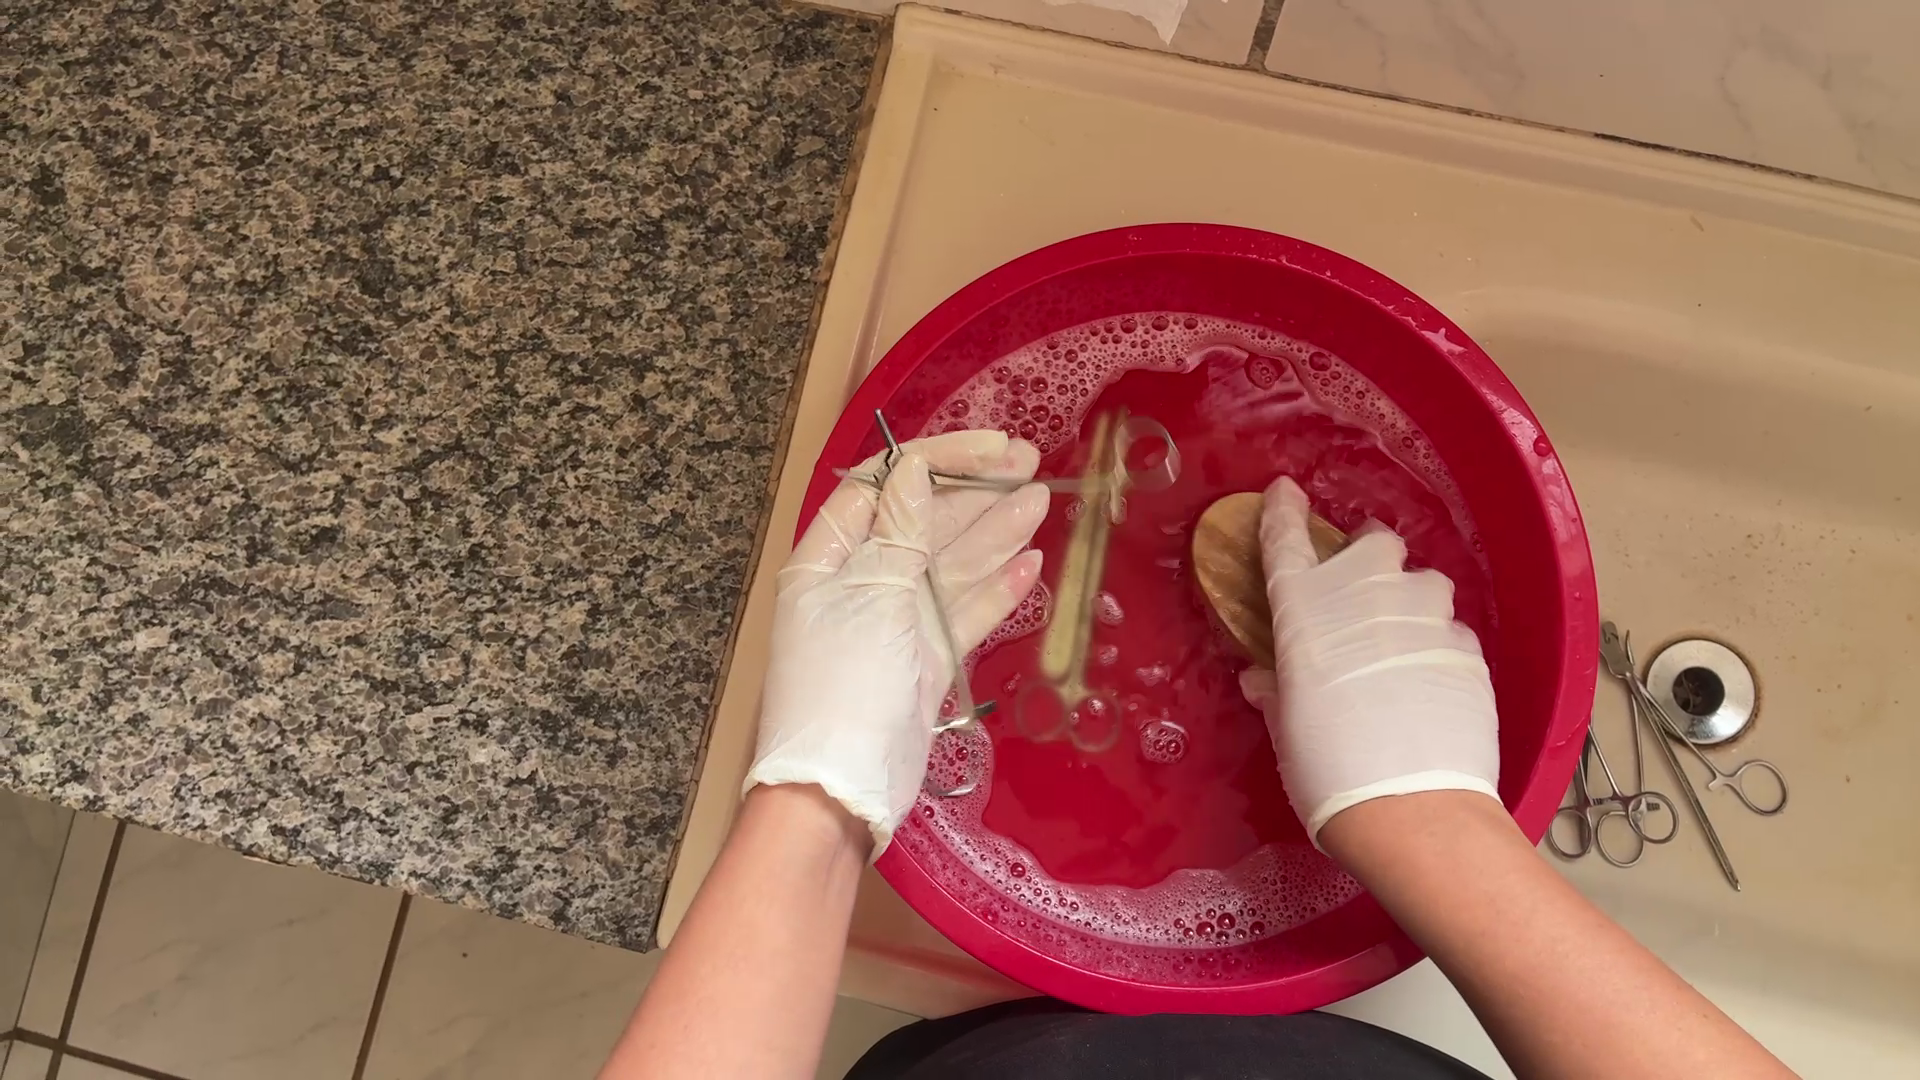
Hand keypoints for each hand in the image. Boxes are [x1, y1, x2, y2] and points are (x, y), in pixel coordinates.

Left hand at [746, 429, 1048, 853]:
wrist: (843, 787)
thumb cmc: (845, 681)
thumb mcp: (872, 594)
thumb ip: (901, 530)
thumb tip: (914, 468)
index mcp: (832, 556)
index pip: (884, 486)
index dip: (936, 458)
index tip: (989, 446)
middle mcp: (864, 579)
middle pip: (924, 520)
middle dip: (974, 491)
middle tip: (1030, 463)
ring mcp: (899, 618)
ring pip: (952, 564)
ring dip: (995, 532)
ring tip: (1041, 500)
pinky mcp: (929, 655)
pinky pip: (966, 610)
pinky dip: (997, 589)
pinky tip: (1032, 563)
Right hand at [1238, 476, 1499, 843]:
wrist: (1410, 807)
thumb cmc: (1322, 762)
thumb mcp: (1284, 725)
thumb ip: (1275, 689)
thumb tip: (1262, 678)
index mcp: (1304, 610)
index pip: (1285, 542)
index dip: (1283, 511)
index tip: (1286, 489)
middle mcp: (1364, 596)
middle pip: (1375, 542)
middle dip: (1368, 554)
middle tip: (1361, 589)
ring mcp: (1423, 617)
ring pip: (1423, 583)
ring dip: (1409, 601)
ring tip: (1402, 641)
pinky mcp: (1467, 647)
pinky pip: (1448, 629)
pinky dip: (1435, 642)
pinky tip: (1430, 680)